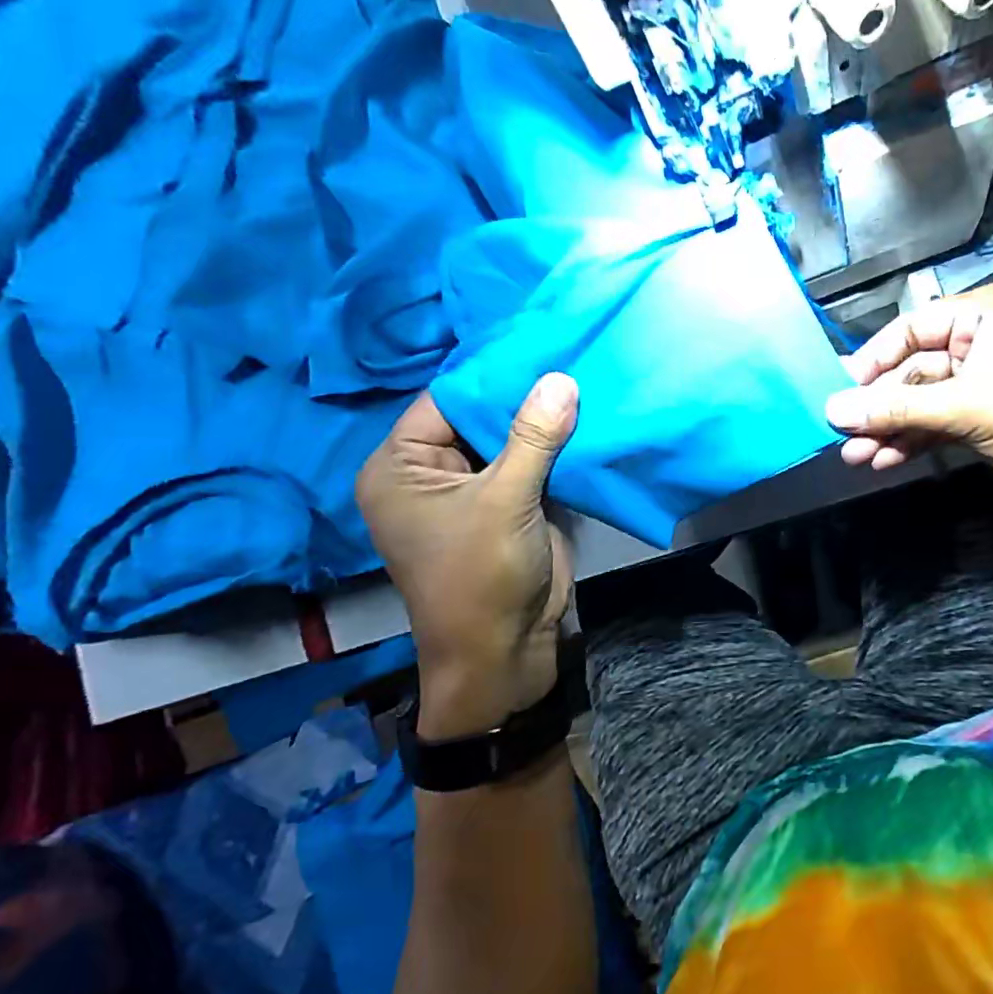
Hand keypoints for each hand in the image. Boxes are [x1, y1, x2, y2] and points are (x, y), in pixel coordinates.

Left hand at [356, 375, 579, 738]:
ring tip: (588, 381)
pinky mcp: (512, 510)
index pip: (445, 402)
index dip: (493, 377)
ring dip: (546, 425)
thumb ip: (534, 438)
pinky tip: (590, 425)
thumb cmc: (483, 574)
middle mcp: (432, 476)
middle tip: (572, 357)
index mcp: (401, 468)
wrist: (507, 648)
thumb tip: (561, 378)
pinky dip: (558, 453)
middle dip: (525, 399)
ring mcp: (476, 494)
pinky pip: (533, 468)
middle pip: (481, 420)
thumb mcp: (506, 501)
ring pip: (512, 444)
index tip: (540, 344)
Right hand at [826, 280, 992, 511]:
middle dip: (879, 405)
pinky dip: (914, 441)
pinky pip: (938, 424)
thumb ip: (899, 407)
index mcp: (984, 313)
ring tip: (856, 458)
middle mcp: (981, 341)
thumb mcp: (968, 405)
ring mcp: (982, 382)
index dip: (874, 359)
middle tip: (841, 434)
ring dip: (891, 429)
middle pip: (914, 369)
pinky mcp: (984, 418)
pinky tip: (885, 461)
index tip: (840, 391)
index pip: (913, 327)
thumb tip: (834, 410)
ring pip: (923, 402)